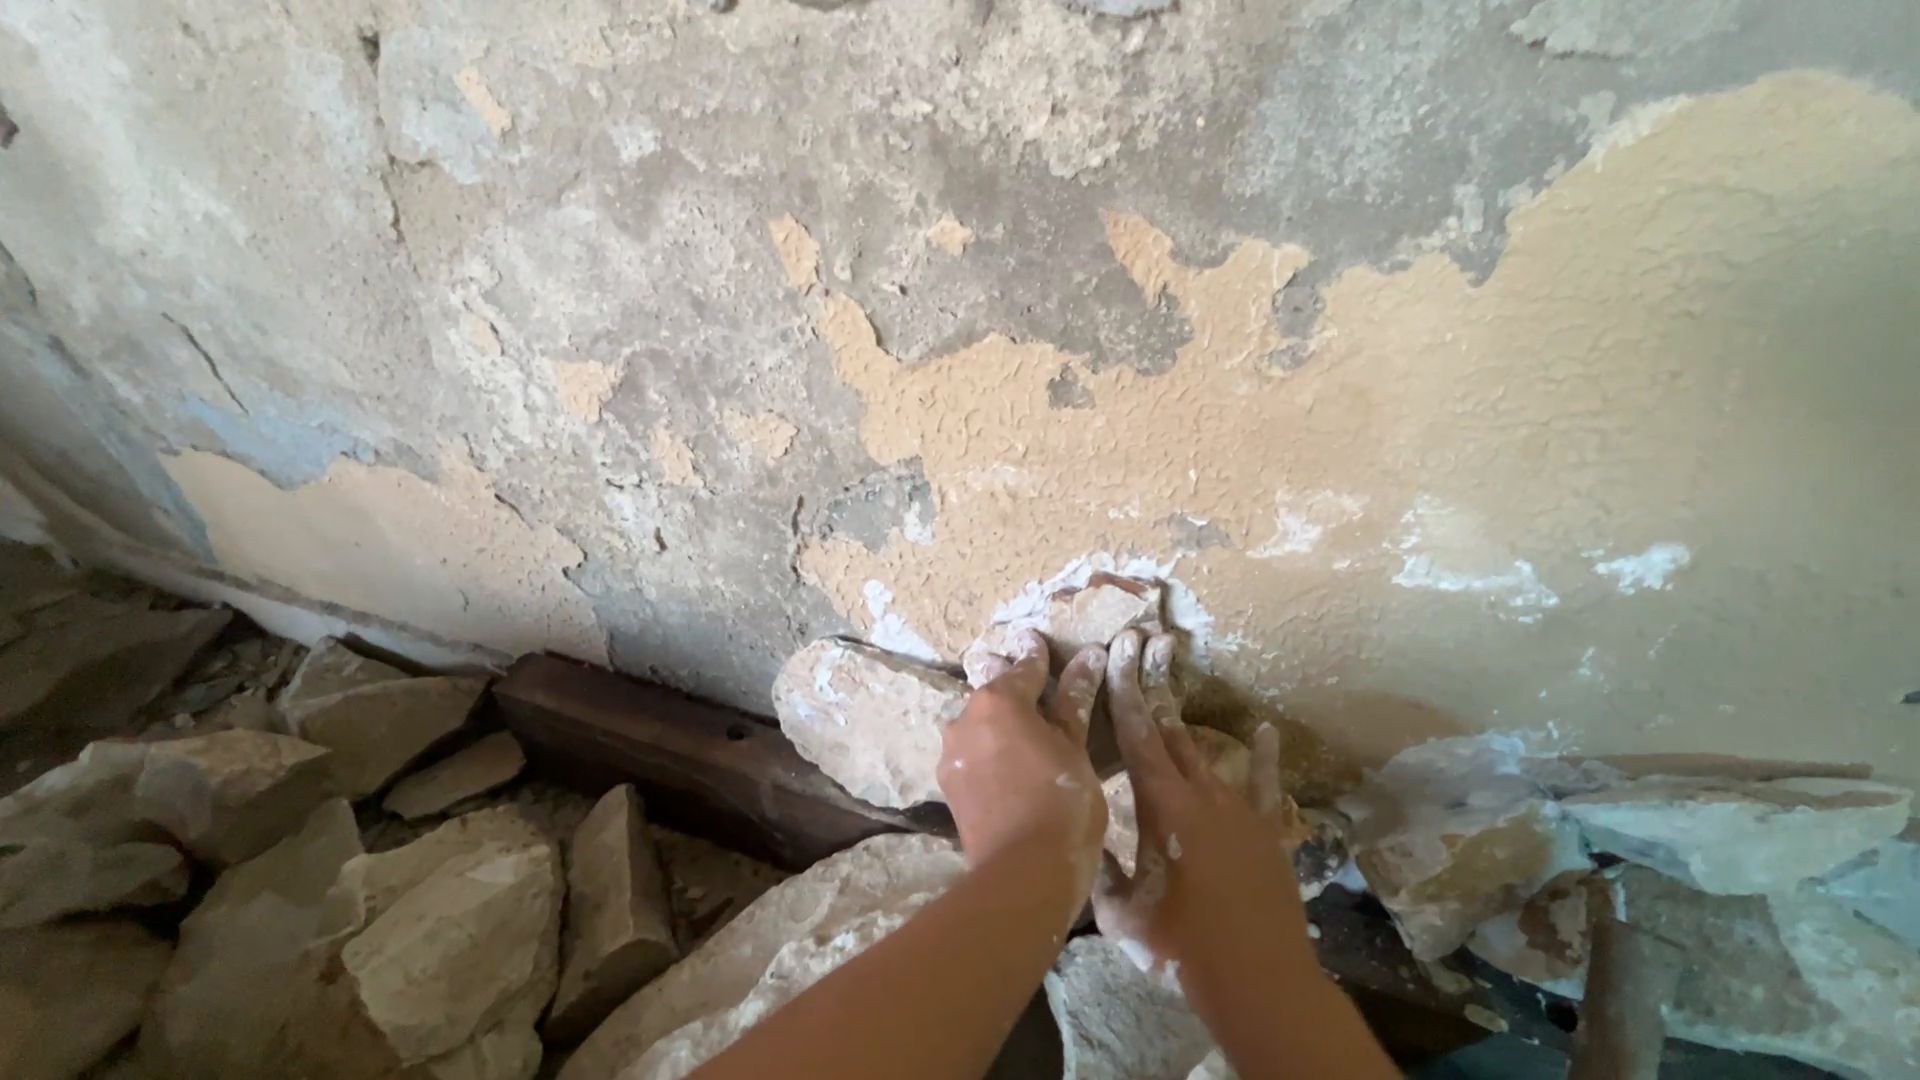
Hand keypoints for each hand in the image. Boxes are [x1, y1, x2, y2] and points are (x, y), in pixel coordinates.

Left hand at [938, 629, 1107, 919]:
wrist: (1022, 873)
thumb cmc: (1061, 802)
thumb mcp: (1075, 748)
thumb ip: (1073, 701)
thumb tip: (1089, 656)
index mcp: (997, 700)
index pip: (1024, 668)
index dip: (1039, 657)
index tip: (1040, 641)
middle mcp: (965, 718)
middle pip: (995, 695)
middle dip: (1015, 689)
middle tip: (1038, 688)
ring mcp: (952, 754)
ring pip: (980, 726)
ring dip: (1001, 724)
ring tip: (1028, 733)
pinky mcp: (950, 785)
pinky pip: (974, 755)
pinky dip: (992, 752)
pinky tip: (1012, 764)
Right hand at [1091, 629, 1311, 989]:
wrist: (1258, 978)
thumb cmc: (1179, 945)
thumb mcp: (1119, 911)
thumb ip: (1098, 866)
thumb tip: (1080, 837)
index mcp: (1160, 805)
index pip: (1135, 734)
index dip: (1124, 688)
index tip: (1117, 650)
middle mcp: (1199, 793)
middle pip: (1169, 728)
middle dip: (1152, 683)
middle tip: (1141, 643)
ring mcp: (1237, 809)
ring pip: (1205, 752)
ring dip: (1185, 719)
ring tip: (1174, 683)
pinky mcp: (1266, 830)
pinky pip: (1263, 784)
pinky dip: (1262, 756)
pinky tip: (1265, 730)